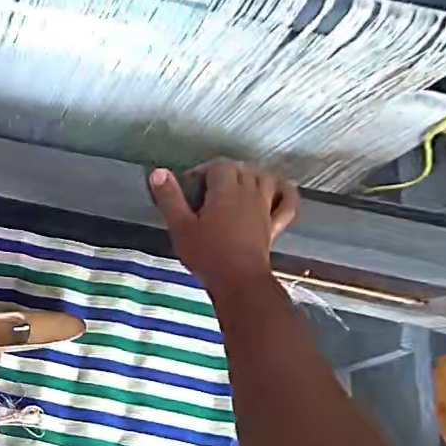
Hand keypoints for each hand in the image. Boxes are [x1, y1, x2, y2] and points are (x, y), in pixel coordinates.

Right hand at [148, 159, 299, 295]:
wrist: (238, 279)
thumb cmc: (206, 253)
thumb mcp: (180, 227)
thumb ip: (169, 199)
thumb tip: (158, 173)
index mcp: (226, 190)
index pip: (218, 166)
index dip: (202, 171)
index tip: (188, 186)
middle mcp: (250, 192)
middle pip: (241, 169)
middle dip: (223, 172)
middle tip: (205, 188)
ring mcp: (266, 206)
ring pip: (263, 178)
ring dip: (250, 176)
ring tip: (235, 185)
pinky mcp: (275, 223)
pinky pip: (286, 201)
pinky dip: (284, 192)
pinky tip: (280, 188)